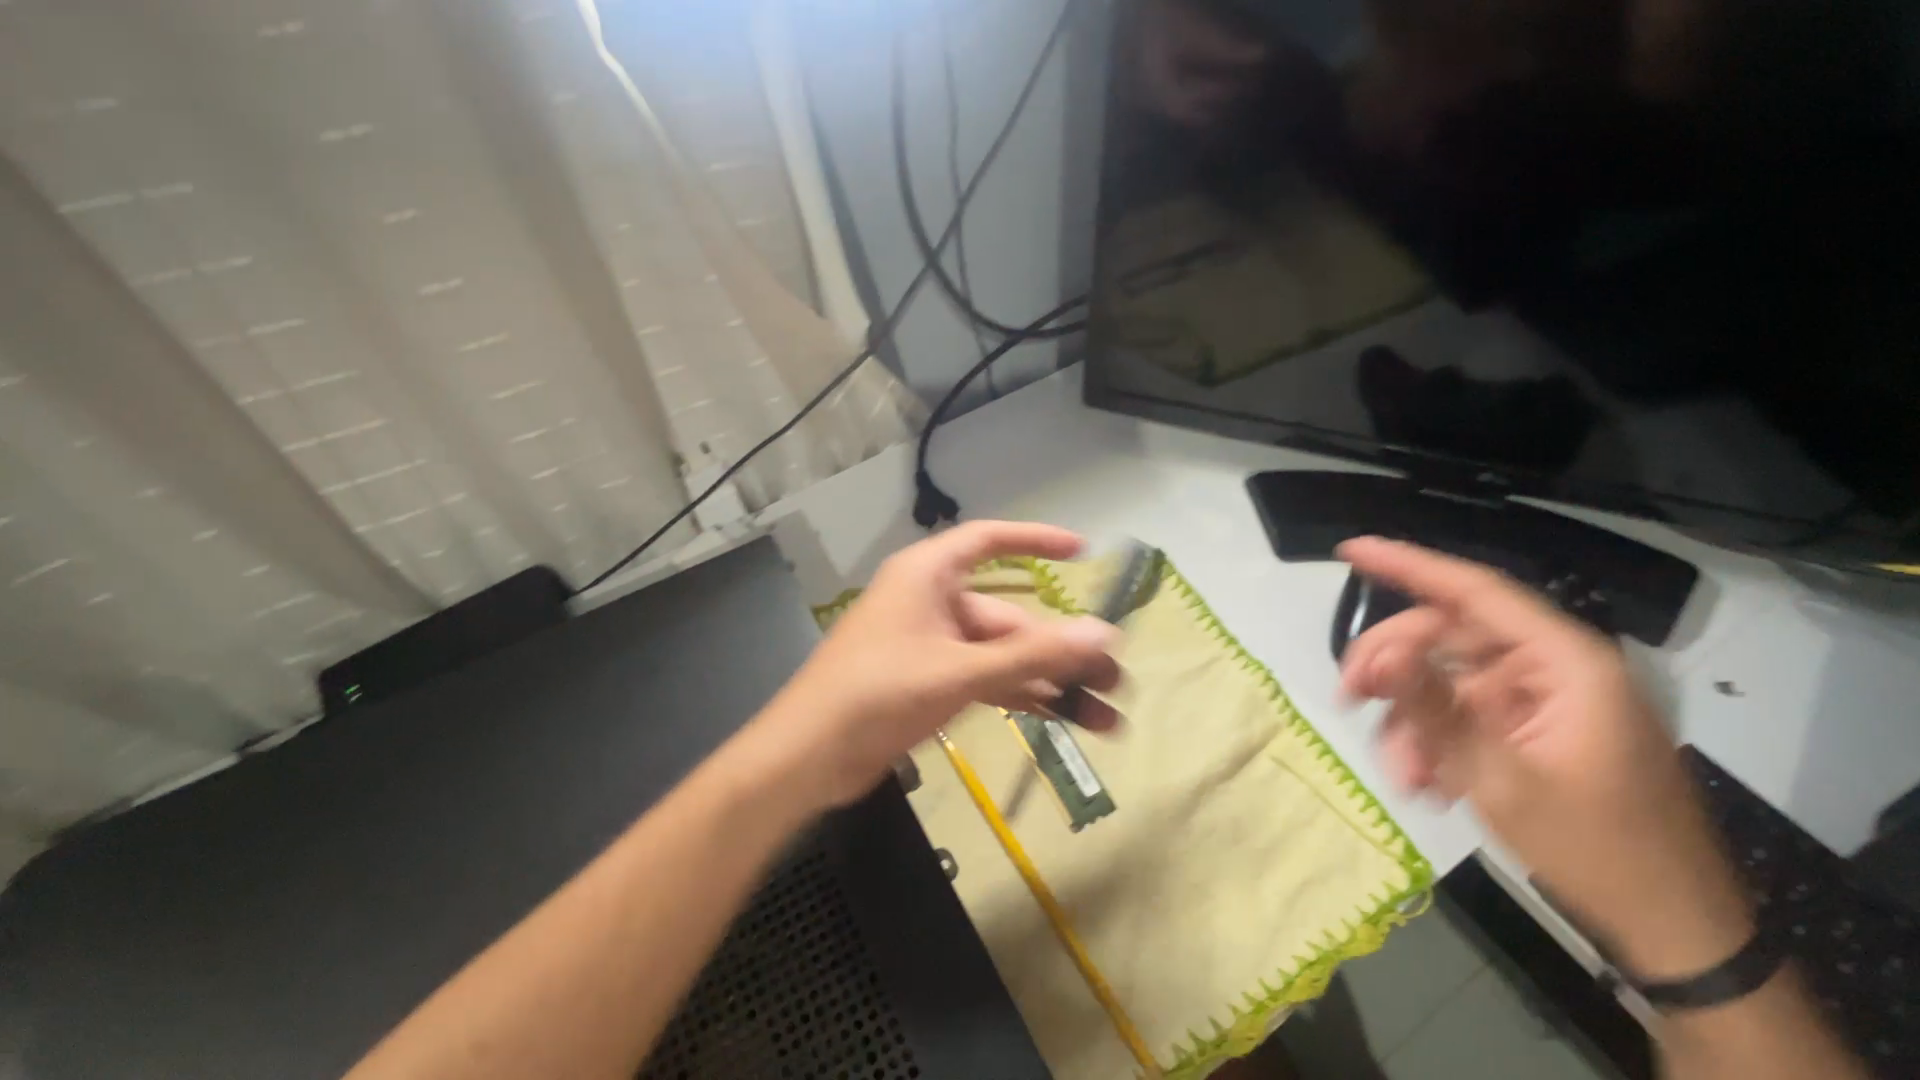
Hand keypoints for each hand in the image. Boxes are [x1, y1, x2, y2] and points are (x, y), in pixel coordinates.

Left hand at [754, 522, 1121, 810]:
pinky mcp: (929, 686)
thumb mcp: (957, 671)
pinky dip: (1022, 699)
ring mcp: (931, 648)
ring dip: (1050, 683)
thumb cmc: (876, 694)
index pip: (988, 541)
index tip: (1083, 551)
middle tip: (1116, 677)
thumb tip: (1103, 633)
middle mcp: (931, 603)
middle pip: (1008, 616)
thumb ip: (1031, 656)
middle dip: (1061, 649)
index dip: (1035, 541)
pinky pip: (986, 682)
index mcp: (928, 576)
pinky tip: (1066, 721)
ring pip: (1002, 657)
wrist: (807, 758)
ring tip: (1108, 714)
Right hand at [1338, 537, 1752, 976]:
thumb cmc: (1598, 849)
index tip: (1350, 550)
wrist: (1672, 926)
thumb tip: (1383, 654)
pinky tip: (1424, 784)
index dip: (1409, 565)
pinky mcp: (1537, 733)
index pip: (1475, 591)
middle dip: (1394, 668)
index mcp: (1566, 663)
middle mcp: (1555, 669)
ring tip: (1400, 774)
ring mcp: (1545, 702)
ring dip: (1412, 720)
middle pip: (1450, 638)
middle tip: (1347, 699)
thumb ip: (1436, 710)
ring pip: (1449, 682)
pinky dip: (1435, 742)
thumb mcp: (1501, 779)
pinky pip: (1466, 717)